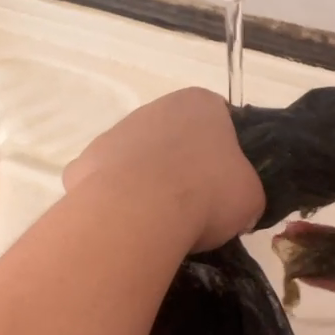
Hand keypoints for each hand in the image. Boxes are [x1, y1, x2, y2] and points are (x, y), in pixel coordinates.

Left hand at [64, 88, 264, 253]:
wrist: (140, 212)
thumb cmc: (206, 195)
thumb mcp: (250, 199)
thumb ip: (246, 195)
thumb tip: (239, 210)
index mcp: (200, 105)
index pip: (218, 124)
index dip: (222, 160)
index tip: (221, 191)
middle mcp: (155, 108)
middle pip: (173, 142)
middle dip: (179, 172)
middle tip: (190, 212)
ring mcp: (115, 134)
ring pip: (137, 163)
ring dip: (145, 188)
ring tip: (155, 227)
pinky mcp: (84, 163)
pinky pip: (105, 187)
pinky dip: (114, 206)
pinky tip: (124, 229)